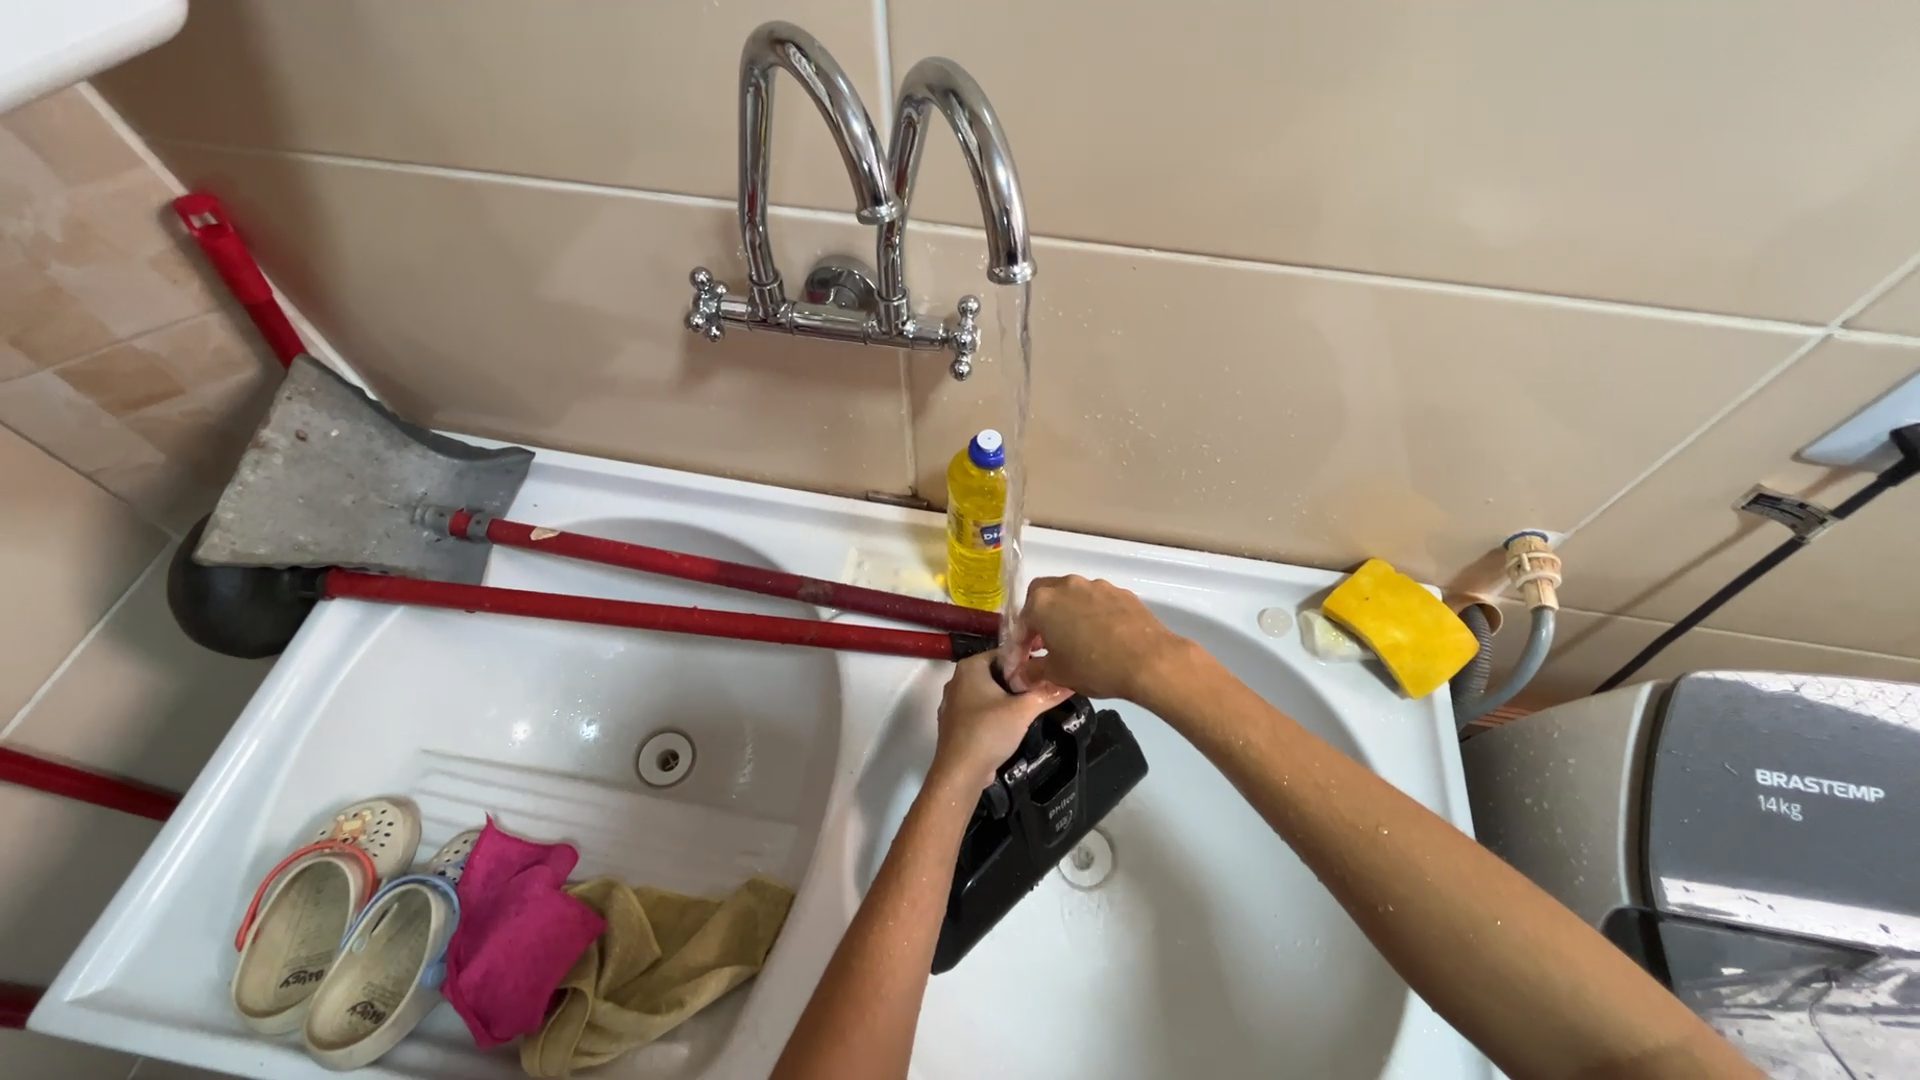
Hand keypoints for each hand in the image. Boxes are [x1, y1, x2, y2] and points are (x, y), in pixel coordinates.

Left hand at [929, 654, 1072, 792]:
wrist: (960, 772)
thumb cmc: (988, 732)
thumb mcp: (1023, 710)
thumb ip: (1047, 694)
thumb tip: (1071, 682)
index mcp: (970, 667)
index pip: (1004, 652)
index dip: (1027, 658)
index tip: (1047, 668)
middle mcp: (958, 680)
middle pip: (996, 672)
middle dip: (1019, 680)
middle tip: (1044, 687)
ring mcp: (954, 702)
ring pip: (988, 692)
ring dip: (1008, 698)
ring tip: (1032, 704)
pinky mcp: (955, 723)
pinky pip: (980, 709)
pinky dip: (996, 712)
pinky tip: (1012, 724)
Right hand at [1016, 575, 1189, 702]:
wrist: (1150, 661)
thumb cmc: (1094, 667)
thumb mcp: (1057, 674)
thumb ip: (1032, 671)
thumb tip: (1019, 676)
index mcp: (1042, 602)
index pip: (1021, 621)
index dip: (1019, 644)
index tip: (1022, 662)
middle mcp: (1067, 585)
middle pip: (1043, 597)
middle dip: (1040, 618)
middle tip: (1046, 643)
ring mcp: (1096, 586)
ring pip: (1072, 596)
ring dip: (1067, 614)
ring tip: (1075, 640)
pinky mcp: (1121, 592)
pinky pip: (1097, 601)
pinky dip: (1093, 615)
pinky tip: (1102, 637)